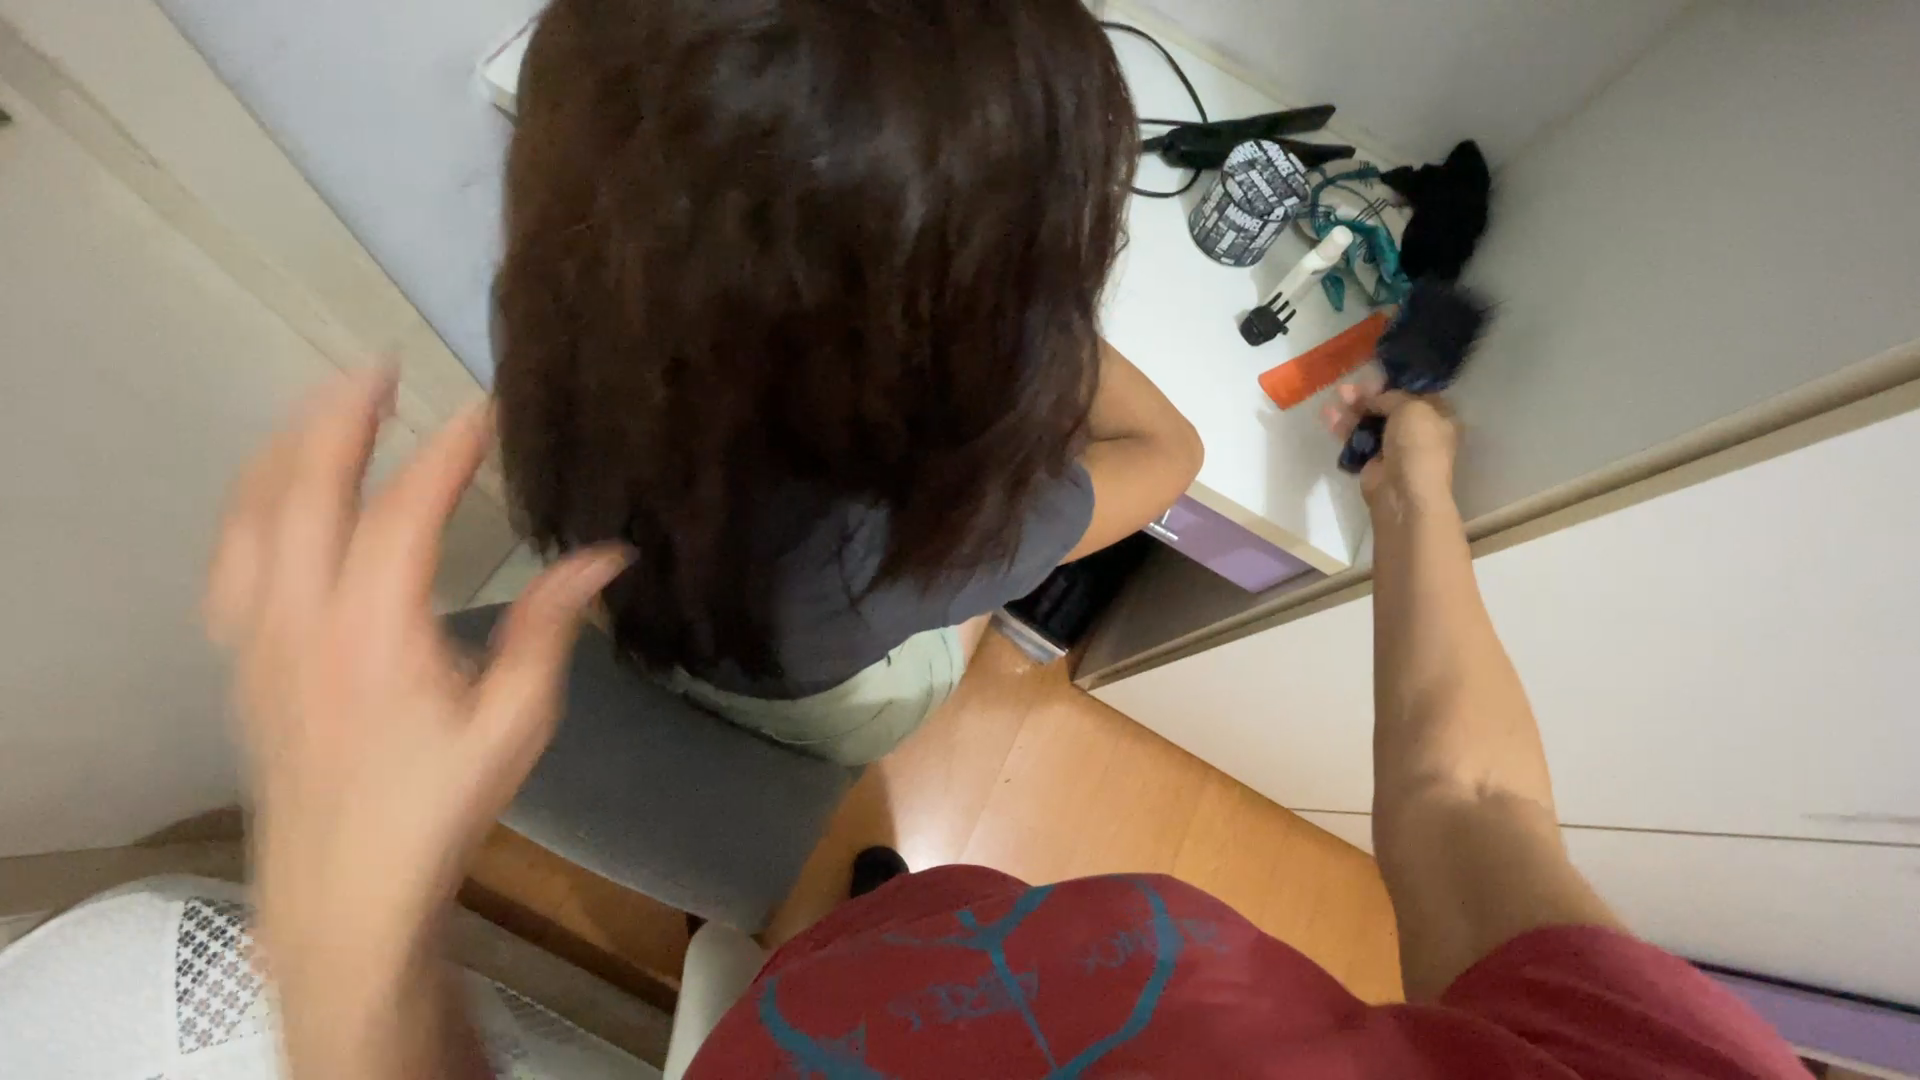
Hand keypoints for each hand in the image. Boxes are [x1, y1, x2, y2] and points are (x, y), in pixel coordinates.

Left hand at [205, 369, 627, 982]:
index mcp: (376, 633)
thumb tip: (607, 557)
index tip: (483, 408)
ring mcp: (259, 638)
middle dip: (340, 419)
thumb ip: (551, 629)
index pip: (405, 513)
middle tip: (378, 365)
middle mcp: (302, 620)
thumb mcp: (517, 721)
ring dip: (287, 448)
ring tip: (324, 402)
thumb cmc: (442, 800)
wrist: (345, 885)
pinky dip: (252, 507)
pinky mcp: (245, 660)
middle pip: (306, 494)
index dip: (447, 453)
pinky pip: (230, 562)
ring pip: (251, 519)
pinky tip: (276, 493)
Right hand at [1322, 379, 1460, 512]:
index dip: (1394, 384)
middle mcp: (1416, 430)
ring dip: (1352, 408)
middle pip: (1387, 406)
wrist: (1403, 491)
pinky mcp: (1370, 460)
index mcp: (1437, 416)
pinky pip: (1355, 438)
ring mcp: (1392, 446)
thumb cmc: (1418, 445)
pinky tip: (1329, 415)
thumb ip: (1390, 396)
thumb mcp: (1411, 408)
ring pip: (1368, 421)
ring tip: (1335, 397)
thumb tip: (1371, 397)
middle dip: (1367, 396)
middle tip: (1348, 388)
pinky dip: (1342, 426)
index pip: (1415, 394)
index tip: (1373, 376)